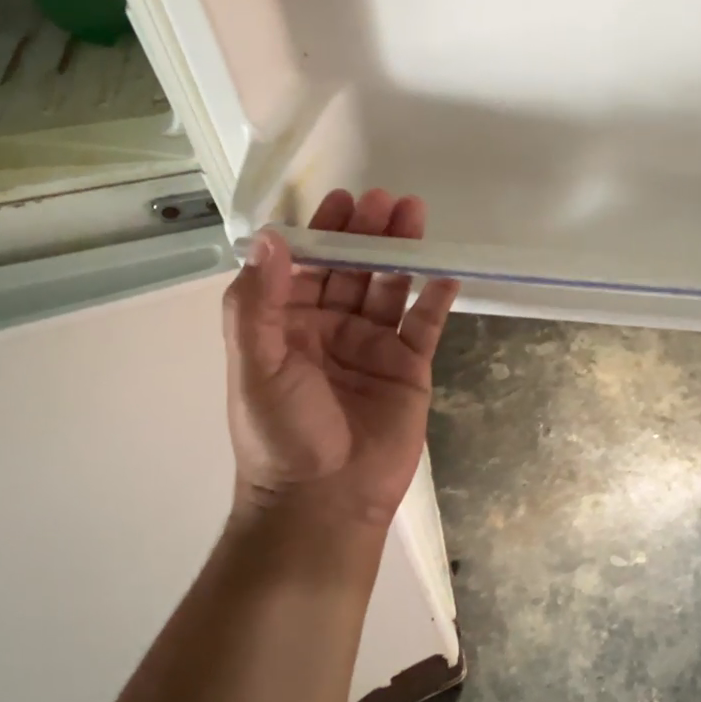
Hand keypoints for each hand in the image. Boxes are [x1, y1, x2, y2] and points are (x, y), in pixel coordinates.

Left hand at [222, 188, 459, 530]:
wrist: (324, 502)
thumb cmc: (281, 433)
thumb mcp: (255, 365)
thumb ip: (257, 303)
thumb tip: (272, 237)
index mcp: (288, 324)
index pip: (307, 265)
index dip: (323, 232)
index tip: (341, 199)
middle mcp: (332, 328)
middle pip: (353, 268)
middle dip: (368, 232)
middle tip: (387, 199)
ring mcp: (374, 346)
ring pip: (391, 287)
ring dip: (402, 252)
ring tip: (416, 215)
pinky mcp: (410, 367)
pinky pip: (425, 325)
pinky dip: (435, 298)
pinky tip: (445, 271)